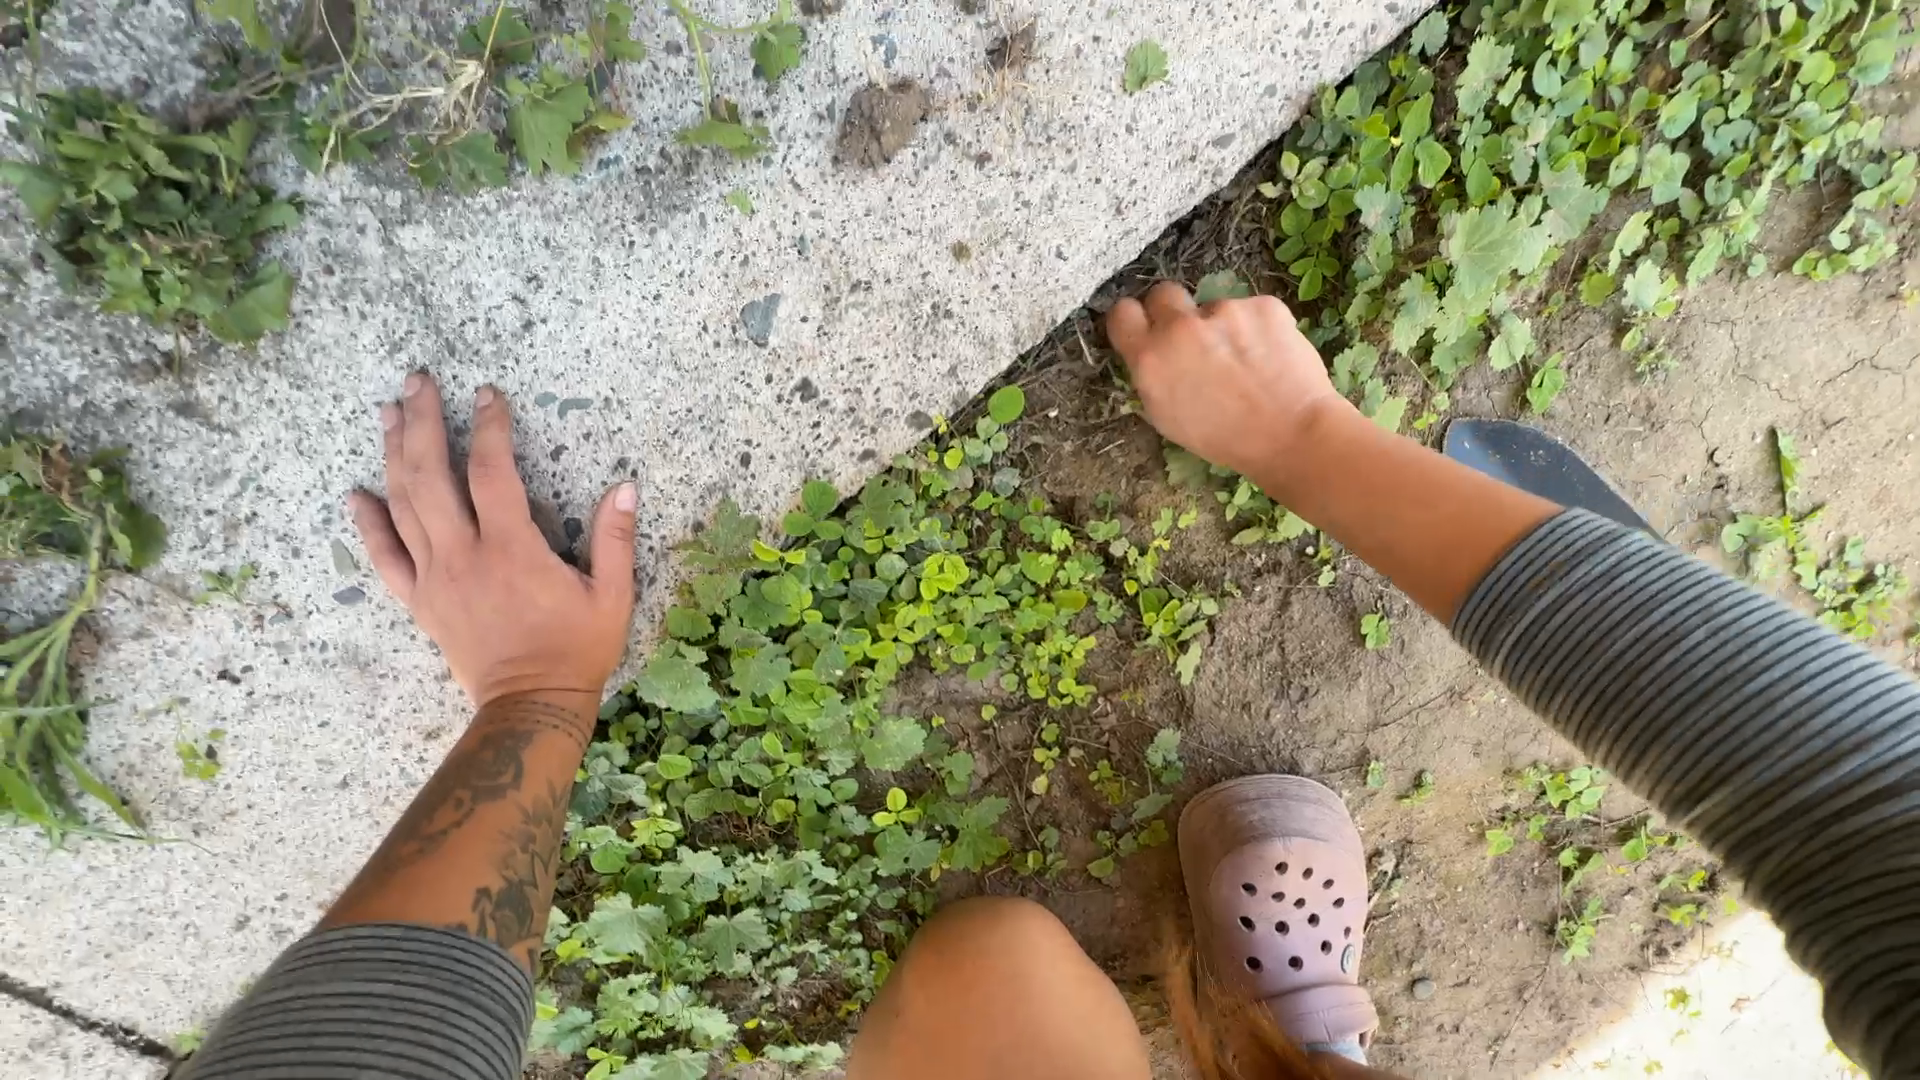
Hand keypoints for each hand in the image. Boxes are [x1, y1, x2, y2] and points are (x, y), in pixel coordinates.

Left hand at [348, 372, 637, 707]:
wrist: (531, 703)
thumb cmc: (578, 647)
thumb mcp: (614, 594)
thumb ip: (616, 540)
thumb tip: (626, 487)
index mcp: (513, 549)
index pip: (493, 473)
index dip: (488, 428)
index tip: (488, 394)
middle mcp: (464, 555)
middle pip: (430, 477)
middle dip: (421, 423)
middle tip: (416, 382)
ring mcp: (435, 577)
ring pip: (402, 506)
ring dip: (392, 455)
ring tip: (386, 412)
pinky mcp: (420, 600)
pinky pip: (385, 556)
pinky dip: (367, 522)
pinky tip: (356, 492)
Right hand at [1105, 282, 1354, 482]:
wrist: (1290, 434)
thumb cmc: (1223, 438)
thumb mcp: (1166, 416)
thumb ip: (1152, 375)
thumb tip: (1153, 355)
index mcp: (1149, 359)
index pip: (1122, 313)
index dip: (1133, 319)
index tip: (1143, 328)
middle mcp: (1180, 328)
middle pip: (1162, 293)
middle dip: (1172, 310)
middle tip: (1190, 337)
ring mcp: (1224, 311)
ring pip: (1212, 307)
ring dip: (1221, 327)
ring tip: (1243, 361)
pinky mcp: (1263, 305)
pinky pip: (1249, 310)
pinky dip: (1255, 328)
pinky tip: (1267, 356)